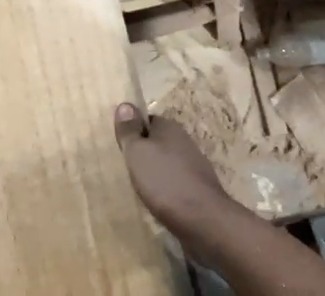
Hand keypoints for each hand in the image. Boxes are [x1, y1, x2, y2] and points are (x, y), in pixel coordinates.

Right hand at [113, 102, 233, 234]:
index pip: (146, 121)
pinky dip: (165, 192)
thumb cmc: (165, 181)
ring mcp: (195, 167)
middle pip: (157, 143)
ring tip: (137, 188)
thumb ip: (130, 130)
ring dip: (154, 174)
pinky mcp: (199, 191)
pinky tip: (156, 204)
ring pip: (167, 165)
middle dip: (143, 155)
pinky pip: (176, 185)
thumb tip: (125, 104)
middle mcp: (184, 142)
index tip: (119, 146)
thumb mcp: (137, 153)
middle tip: (124, 168)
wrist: (204, 221)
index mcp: (170, 127)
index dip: (132, 132)